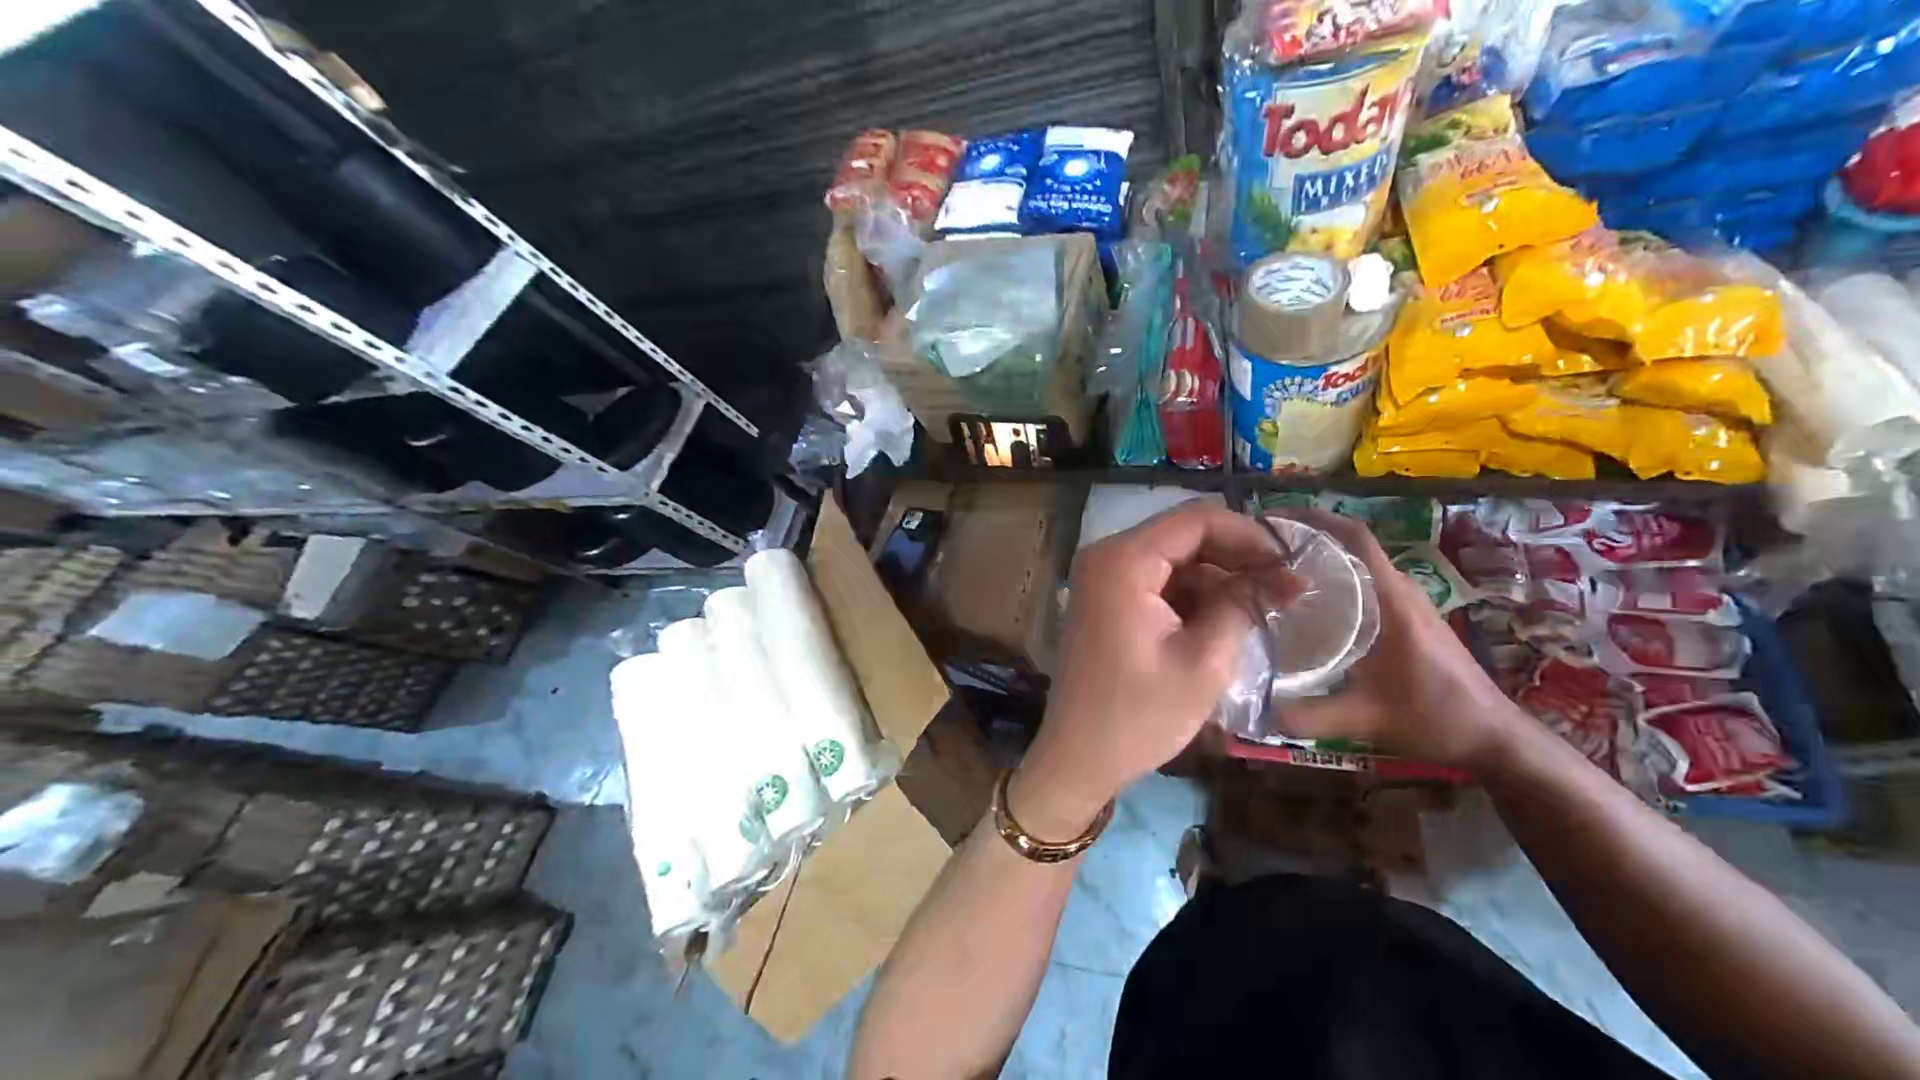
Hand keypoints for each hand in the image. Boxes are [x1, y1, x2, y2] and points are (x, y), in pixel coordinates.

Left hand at [1009, 500, 1294, 837]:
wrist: (1079, 758)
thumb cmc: (1140, 714)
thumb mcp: (1205, 659)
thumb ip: (1244, 604)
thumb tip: (1291, 574)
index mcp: (1123, 560)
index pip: (1197, 519)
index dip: (1250, 535)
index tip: (1291, 563)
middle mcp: (1106, 556)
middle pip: (1183, 535)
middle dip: (1236, 557)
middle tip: (1285, 588)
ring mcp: (1101, 578)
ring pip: (1173, 559)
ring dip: (1217, 578)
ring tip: (1263, 608)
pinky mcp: (1104, 600)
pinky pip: (1156, 581)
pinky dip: (1192, 595)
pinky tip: (1224, 620)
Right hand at [1274, 510, 1529, 769]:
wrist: (1495, 739)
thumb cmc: (1436, 719)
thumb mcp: (1366, 720)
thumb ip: (1308, 716)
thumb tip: (1250, 711)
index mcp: (1392, 600)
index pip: (1353, 538)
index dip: (1312, 520)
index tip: (1268, 521)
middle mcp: (1400, 590)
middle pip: (1349, 545)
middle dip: (1303, 538)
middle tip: (1253, 551)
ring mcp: (1406, 602)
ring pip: (1356, 563)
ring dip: (1317, 558)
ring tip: (1268, 570)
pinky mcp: (1407, 617)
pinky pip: (1363, 582)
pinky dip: (1332, 579)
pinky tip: (1303, 603)